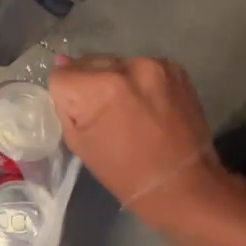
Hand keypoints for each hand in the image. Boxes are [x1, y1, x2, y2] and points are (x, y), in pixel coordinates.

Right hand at [48, 54, 235, 221]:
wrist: (183, 182)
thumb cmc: (124, 171)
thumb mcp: (78, 142)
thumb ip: (66, 101)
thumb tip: (62, 64)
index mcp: (100, 87)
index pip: (62, 75)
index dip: (66, 96)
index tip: (80, 116)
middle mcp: (127, 67)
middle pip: (89, 63)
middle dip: (89, 84)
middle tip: (103, 114)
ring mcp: (155, 65)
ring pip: (116, 65)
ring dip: (114, 81)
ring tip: (128, 110)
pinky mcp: (175, 68)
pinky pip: (141, 67)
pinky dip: (138, 82)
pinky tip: (147, 105)